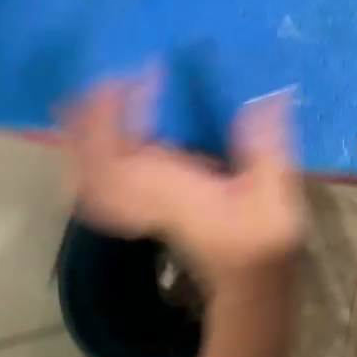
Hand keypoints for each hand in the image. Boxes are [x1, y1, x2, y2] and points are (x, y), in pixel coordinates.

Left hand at [64, 69, 304, 293]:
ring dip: (80, 140)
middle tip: (102, 79)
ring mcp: (139, 207)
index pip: (133, 152)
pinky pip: (97, 186)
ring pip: (89, 176)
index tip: (146, 72)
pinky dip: (84, 164)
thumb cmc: (264, 238)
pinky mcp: (142, 208)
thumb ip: (267, 149)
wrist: (249, 283)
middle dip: (91, 121)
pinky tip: (86, 145)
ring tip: (81, 103)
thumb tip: (263, 100)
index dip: (129, 111)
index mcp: (175, 192)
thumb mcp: (276, 193)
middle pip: (96, 163)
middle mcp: (147, 199)